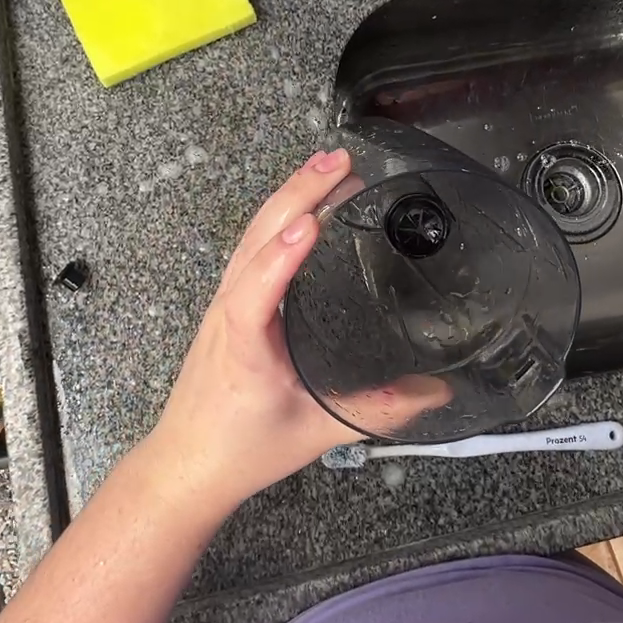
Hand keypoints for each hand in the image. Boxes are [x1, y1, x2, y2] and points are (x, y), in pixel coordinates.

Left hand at [139, 149, 362, 513]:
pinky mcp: (228, 301)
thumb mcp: (315, 432)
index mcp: (242, 342)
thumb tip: (435, 393)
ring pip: (253, 234)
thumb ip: (376, 411)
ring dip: (289, 195)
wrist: (186, 463)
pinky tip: (303, 206)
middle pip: (257, 237)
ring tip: (327, 165)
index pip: (257, 289)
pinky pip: (251, 246)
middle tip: (341, 160)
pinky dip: (279, 216)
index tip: (315, 222)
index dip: (285, 255)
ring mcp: (224, 301)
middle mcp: (227, 309)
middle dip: (298, 192)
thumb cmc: (240, 448)